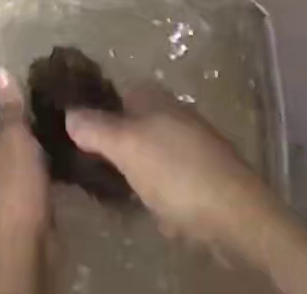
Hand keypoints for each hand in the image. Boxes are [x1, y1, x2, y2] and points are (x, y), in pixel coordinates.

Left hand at [0, 69, 48, 293]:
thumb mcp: (14, 139)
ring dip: (28, 139)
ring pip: (13, 153)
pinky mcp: (25, 202)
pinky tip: (60, 151)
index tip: (0, 76)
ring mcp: (4, 186)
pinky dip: (42, 161)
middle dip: (9, 116)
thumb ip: (10, 108)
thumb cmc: (14, 186)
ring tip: (53, 116)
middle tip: (36, 92)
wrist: (25, 248)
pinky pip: (31, 173)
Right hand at [64, 87, 278, 254]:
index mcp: (156, 98)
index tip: (74, 128)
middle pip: (134, 121)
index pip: (118, 90)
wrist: (237, 215)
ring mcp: (192, 144)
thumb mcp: (127, 147)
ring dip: (136, 168)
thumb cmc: (176, 171)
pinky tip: (150, 206)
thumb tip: (69, 112)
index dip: (97, 106)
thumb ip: (96, 128)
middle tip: (89, 163)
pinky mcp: (204, 176)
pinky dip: (157, 189)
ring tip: (114, 188)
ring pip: (151, 150)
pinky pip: (169, 177)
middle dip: (115, 140)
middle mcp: (175, 113)